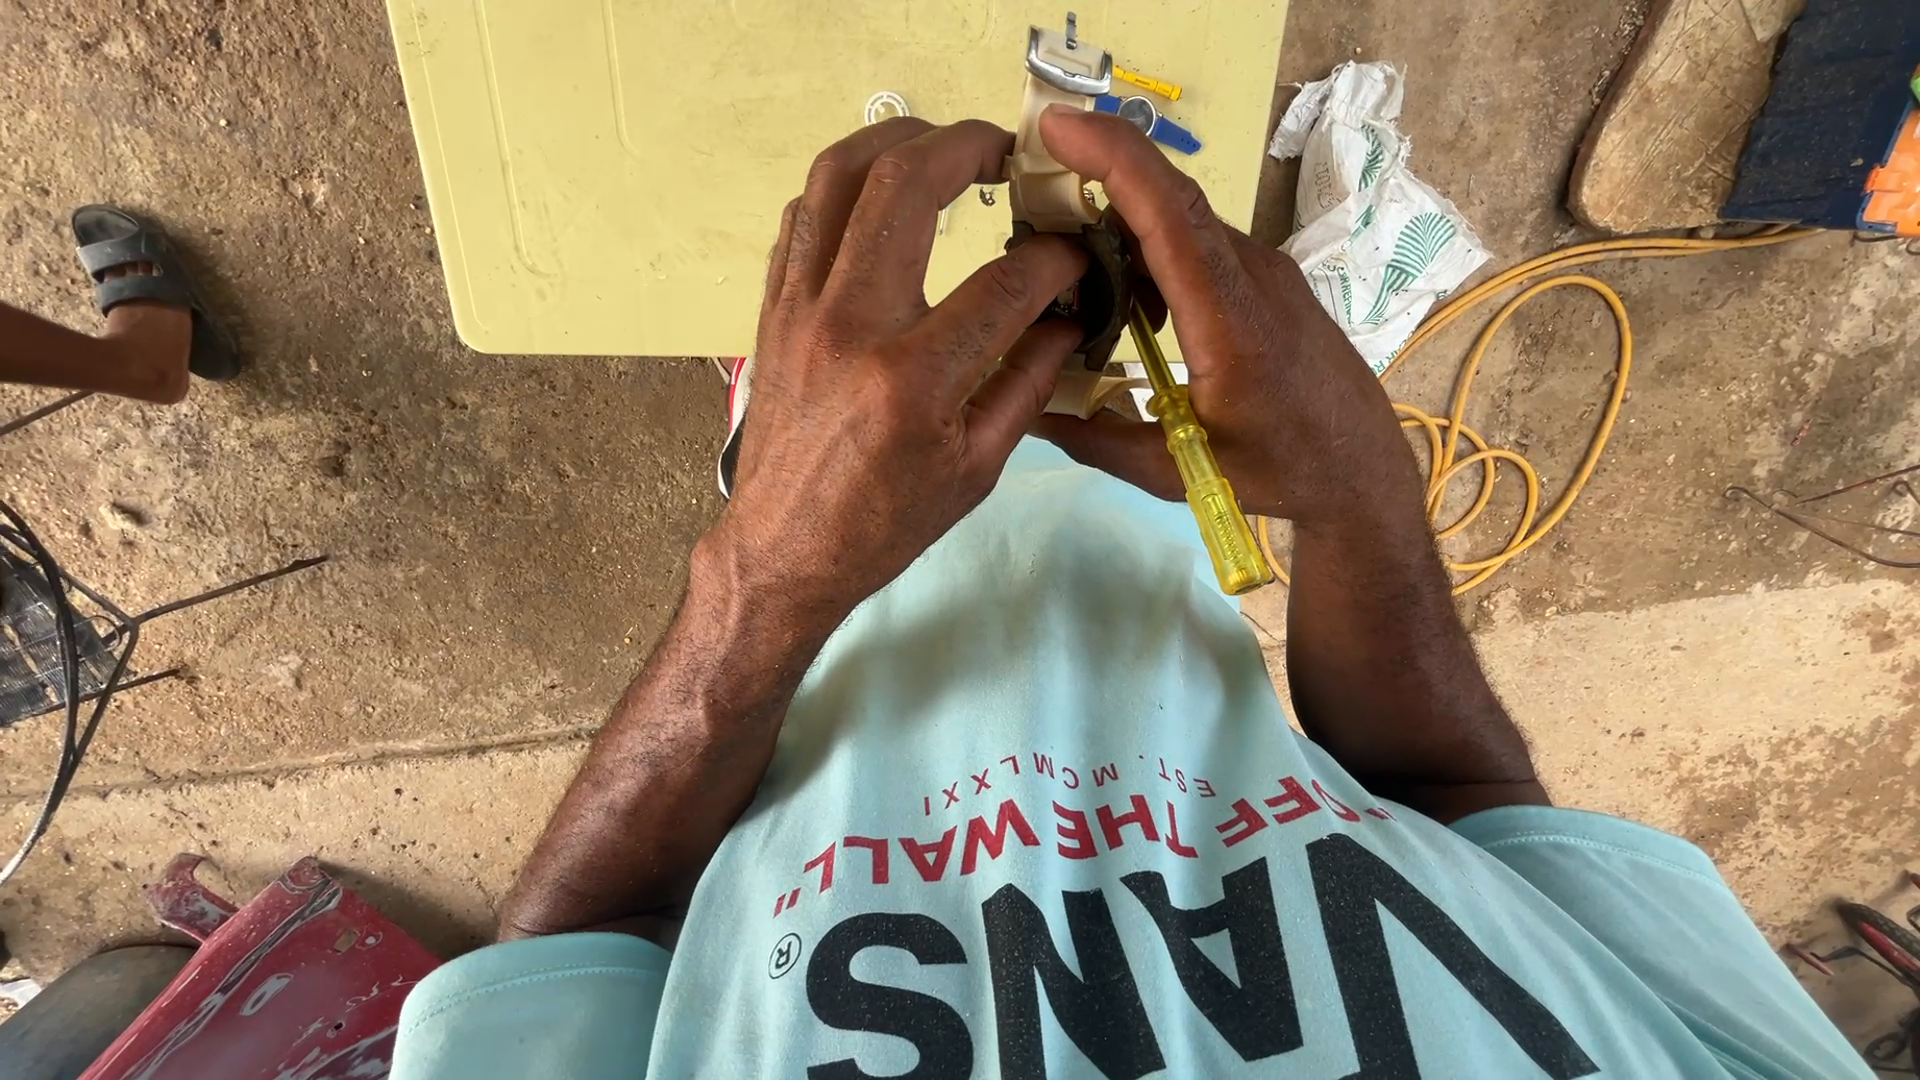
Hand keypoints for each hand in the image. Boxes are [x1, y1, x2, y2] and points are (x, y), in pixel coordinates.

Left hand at [710, 117, 1088, 621]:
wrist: (785, 549)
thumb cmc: (885, 524)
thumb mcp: (976, 468)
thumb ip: (1028, 384)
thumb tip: (1066, 321)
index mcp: (914, 379)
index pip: (1003, 283)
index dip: (1054, 260)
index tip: (1073, 256)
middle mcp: (850, 324)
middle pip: (907, 185)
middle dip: (969, 147)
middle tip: (1006, 152)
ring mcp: (801, 308)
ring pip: (838, 177)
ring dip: (897, 142)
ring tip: (942, 148)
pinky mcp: (774, 310)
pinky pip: (804, 216)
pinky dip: (847, 189)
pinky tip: (881, 200)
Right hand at [1032, 108, 1423, 532]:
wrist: (1359, 468)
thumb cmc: (1276, 473)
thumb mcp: (1178, 472)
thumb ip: (1099, 441)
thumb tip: (1031, 415)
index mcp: (1229, 323)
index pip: (1171, 215)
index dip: (1114, 160)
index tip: (1056, 129)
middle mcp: (1252, 278)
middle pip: (1170, 204)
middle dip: (1099, 184)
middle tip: (1034, 209)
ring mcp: (1266, 273)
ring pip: (1183, 224)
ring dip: (1124, 231)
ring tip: (1071, 271)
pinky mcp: (1268, 281)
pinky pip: (1200, 247)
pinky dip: (1153, 256)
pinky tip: (1129, 302)